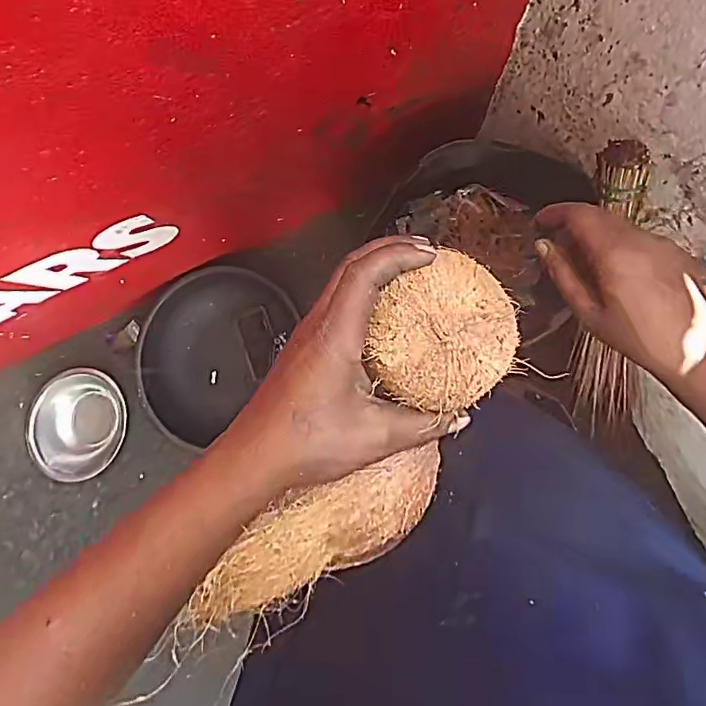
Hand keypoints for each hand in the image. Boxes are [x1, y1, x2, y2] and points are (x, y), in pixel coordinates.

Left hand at [215, 237, 469, 490]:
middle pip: (352, 263)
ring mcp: (308, 333)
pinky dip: (362, 287)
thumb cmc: (298, 444)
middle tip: (423, 251)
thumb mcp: (374, 437)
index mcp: (335, 337)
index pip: (366, 273)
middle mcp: (318, 326)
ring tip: (405, 269)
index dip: (400, 255)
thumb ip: (422, 425)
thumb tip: (452, 417)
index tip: (428, 255)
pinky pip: (336, 299)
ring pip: (341, 278)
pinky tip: (379, 309)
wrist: (253, 457)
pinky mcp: (305, 345)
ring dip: (374, 264)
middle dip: (391, 247)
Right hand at [535, 203, 705, 383]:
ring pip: (619, 225)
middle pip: (599, 215)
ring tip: (585, 263)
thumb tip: (545, 247)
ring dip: (596, 234)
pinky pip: (639, 237)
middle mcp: (640, 240)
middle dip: (574, 222)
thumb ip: (563, 274)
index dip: (555, 213)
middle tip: (557, 242)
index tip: (541, 221)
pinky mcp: (673, 251)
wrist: (693, 352)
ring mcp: (660, 243)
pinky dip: (619, 244)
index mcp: (616, 253)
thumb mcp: (590, 313)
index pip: (579, 214)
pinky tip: (615, 272)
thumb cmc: (641, 339)